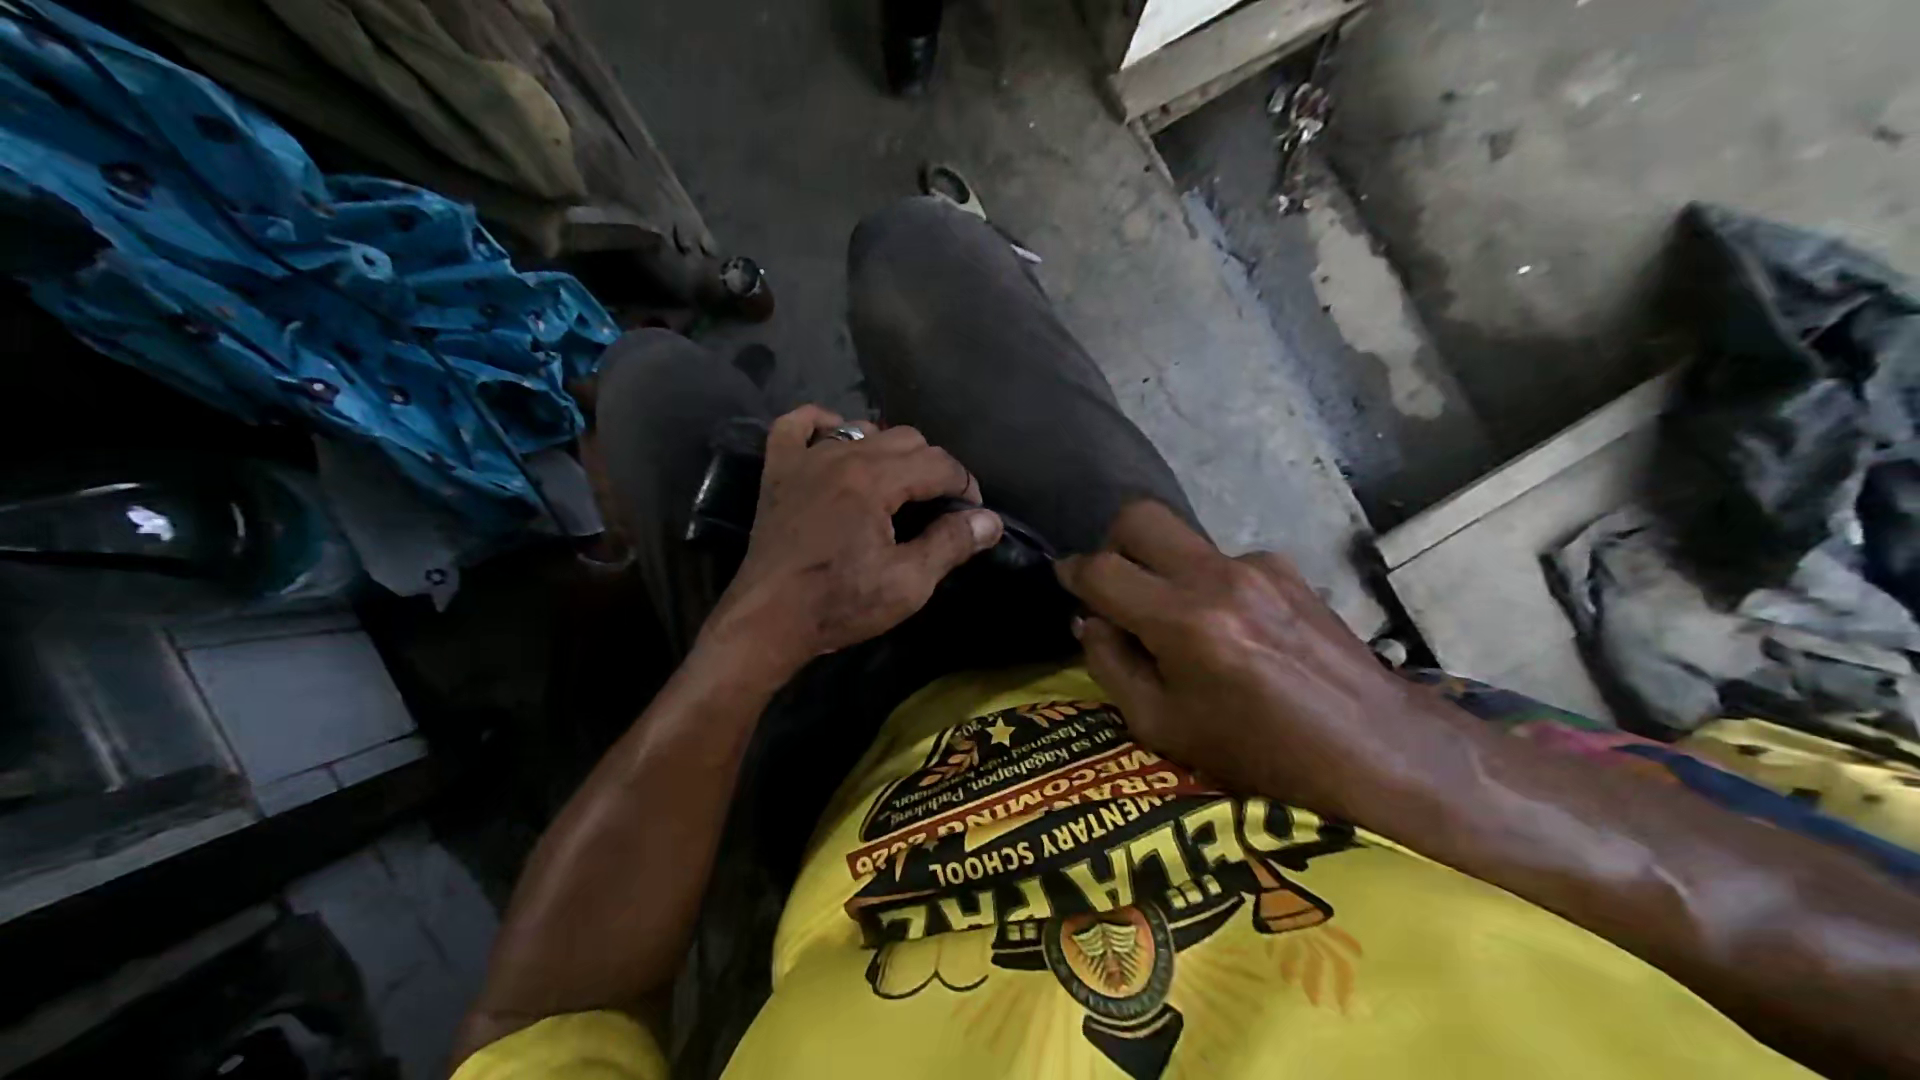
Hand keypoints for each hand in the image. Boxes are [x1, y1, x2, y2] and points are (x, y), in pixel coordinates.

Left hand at [701, 406, 1003, 676]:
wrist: (767, 622)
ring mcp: (805, 458)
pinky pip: (798, 424)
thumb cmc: (839, 604)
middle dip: (934, 469)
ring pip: (864, 429)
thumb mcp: (907, 583)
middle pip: (907, 439)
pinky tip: (836, 440)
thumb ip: (951, 544)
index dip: (965, 487)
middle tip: (938, 509)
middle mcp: (841, 455)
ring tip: (897, 488)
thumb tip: (990, 521)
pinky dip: (822, 425)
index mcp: (874, 479)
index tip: (971, 515)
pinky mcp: (778, 471)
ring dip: (890, 451)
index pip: (938, 463)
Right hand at [1055, 501, 1425, 813]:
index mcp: (1184, 622)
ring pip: (1184, 541)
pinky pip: (1224, 562)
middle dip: (1112, 542)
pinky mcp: (1289, 571)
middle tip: (1113, 582)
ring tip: (1182, 625)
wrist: (1382, 752)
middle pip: (1140, 517)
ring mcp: (1260, 567)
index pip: (1102, 570)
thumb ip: (1113, 666)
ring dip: (1165, 570)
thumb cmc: (1263, 755)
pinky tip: (1232, 630)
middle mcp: (1219, 578)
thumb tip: (1089, 621)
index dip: (1072, 572)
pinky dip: (1209, 586)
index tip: (1064, 579)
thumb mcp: (1165, 727)